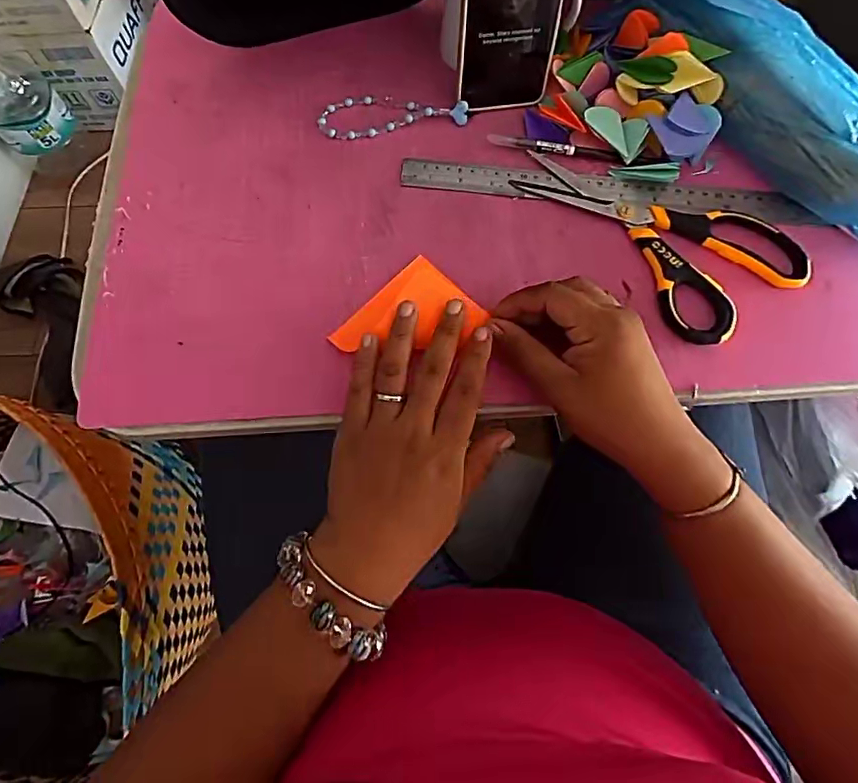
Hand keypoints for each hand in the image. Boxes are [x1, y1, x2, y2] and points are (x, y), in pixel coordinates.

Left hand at [311, 299, 513, 610]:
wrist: (364, 552)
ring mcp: (380, 429)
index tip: (483, 331)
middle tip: (452, 305)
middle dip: (445, 336)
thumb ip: (481, 462)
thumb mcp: (458, 502)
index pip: (466, 395)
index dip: (477, 359)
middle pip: (434, 374)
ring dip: (403, 337)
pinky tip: (373, 338)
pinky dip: (366, 362)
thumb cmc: (418, 530)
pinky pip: (359, 389)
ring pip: (395, 373)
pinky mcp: (350, 431)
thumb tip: (507, 431)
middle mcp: (415, 433)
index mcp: (446, 451)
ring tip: (409, 308)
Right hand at [490, 278, 728, 512]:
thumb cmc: (610, 419)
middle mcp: (616, 311)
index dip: (517, 302)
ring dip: (551, 307)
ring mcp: (626, 321)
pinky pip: (592, 310)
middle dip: (533, 302)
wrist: (660, 444)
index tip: (493, 320)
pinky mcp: (628, 333)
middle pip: (566, 288)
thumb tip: (496, 328)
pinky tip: (553, 338)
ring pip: (580, 296)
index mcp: (602, 321)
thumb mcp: (559, 386)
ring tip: (527, 331)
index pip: (551, 294)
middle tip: (508, 325)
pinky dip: (568, 316)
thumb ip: (524, 351)